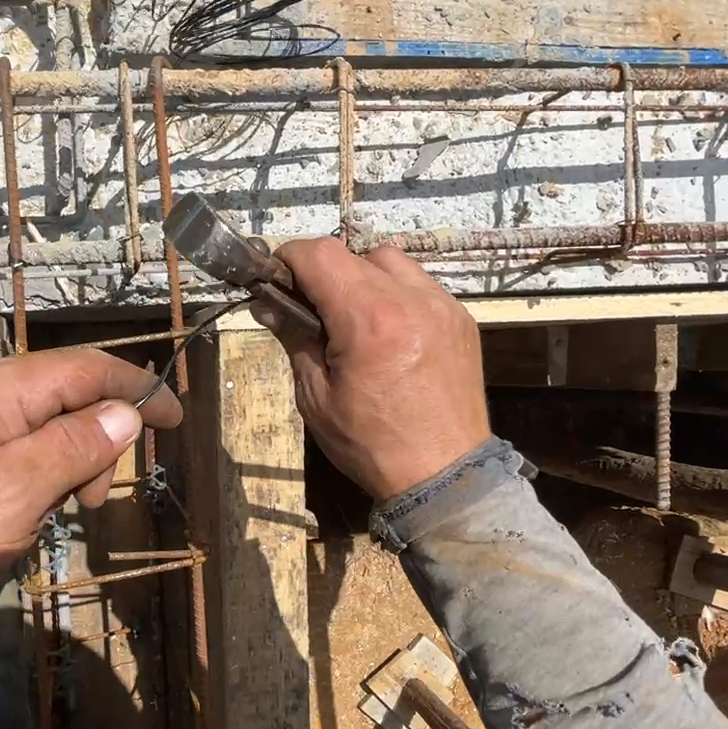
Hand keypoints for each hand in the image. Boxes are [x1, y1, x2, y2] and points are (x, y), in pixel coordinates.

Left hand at [0, 349, 182, 637]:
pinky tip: (25, 511)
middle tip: (89, 500)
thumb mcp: (19, 491)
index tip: (175, 419)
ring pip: (42, 423)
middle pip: (66, 393)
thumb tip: (127, 410)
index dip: (138, 388)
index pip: (87, 367)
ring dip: (68, 461)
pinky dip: (37, 472)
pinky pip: (14, 445)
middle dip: (97, 439)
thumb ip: (76, 444)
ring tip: (54, 513)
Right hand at [253, 238, 488, 499]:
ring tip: (353, 320)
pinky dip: (393, 294)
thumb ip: (293, 338)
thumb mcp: (315, 396)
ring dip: (361, 277)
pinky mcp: (460, 318)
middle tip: (309, 312)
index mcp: (368, 319)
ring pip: (388, 261)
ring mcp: (442, 305)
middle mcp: (410, 299)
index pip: (319, 255)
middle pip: (351, 253)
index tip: (276, 282)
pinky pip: (418, 285)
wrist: (444, 475)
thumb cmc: (370, 444)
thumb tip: (267, 304)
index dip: (288, 260)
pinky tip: (386, 333)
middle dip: (321, 274)